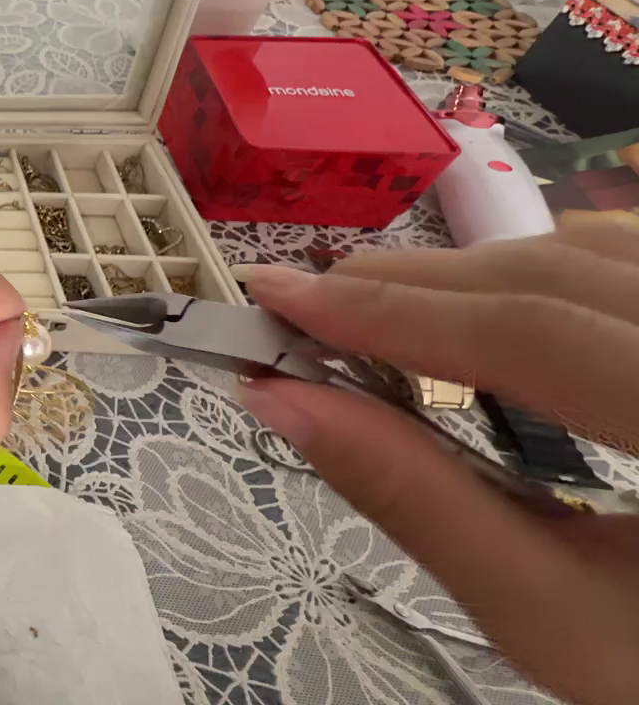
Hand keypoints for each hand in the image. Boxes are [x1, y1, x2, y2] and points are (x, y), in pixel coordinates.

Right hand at [240, 222, 638, 704]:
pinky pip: (624, 260)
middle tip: (297, 309)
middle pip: (556, 279)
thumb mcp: (558, 622)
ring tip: (373, 312)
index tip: (270, 296)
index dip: (385, 309)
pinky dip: (532, 271)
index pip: (533, 335)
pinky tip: (477, 309)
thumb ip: (417, 501)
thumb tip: (275, 399)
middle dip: (403, 285)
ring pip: (593, 253)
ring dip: (462, 275)